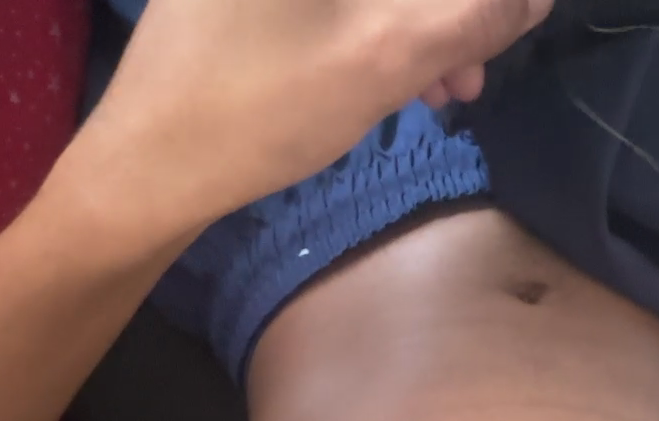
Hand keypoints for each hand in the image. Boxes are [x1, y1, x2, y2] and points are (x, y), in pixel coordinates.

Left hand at [71, 0, 551, 235]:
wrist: (150, 166)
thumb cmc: (259, 111)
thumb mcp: (379, 61)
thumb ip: (466, 19)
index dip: (476, 0)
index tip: (508, 28)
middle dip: (449, 12)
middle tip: (479, 67)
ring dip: (420, 26)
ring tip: (451, 89)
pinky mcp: (247, 0)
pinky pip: (335, 4)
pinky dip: (377, 31)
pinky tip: (401, 79)